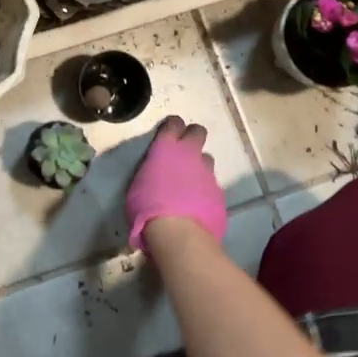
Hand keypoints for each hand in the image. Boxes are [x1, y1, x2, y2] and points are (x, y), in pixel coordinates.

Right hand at [126, 116, 226, 250]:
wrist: (178, 232)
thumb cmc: (147, 207)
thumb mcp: (139, 185)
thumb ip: (151, 174)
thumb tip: (154, 179)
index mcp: (165, 148)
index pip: (174, 124)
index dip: (173, 126)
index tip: (169, 132)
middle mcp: (189, 154)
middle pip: (198, 132)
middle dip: (192, 137)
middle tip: (184, 150)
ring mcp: (207, 173)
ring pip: (207, 160)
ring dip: (199, 167)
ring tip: (190, 182)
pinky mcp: (218, 193)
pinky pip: (212, 185)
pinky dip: (205, 190)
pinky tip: (197, 203)